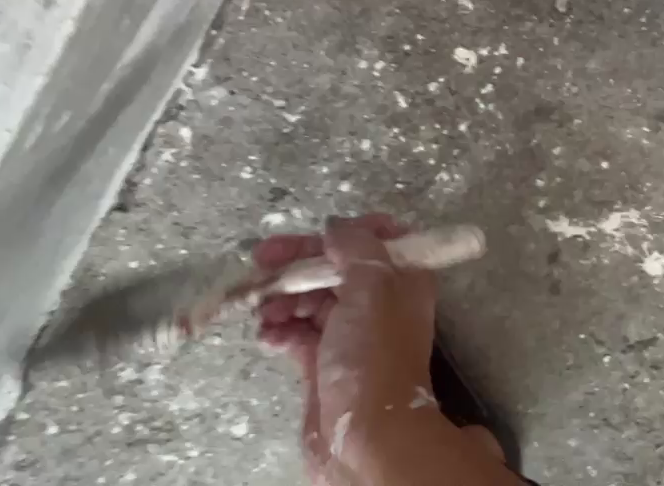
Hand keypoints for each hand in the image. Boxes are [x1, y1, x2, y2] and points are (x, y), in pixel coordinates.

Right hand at [255, 215, 441, 478]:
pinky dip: (280, 331)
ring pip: (312, 299)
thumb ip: (355, 246)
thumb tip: (334, 225)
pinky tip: (266, 336)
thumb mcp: (372, 285)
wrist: (368, 437)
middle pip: (335, 266)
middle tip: (261, 259)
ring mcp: (350, 332)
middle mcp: (380, 299)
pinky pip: (297, 335)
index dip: (344, 231)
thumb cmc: (374, 354)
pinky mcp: (324, 364)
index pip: (375, 237)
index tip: (315, 233)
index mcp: (403, 277)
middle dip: (300, 262)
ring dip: (284, 296)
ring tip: (262, 307)